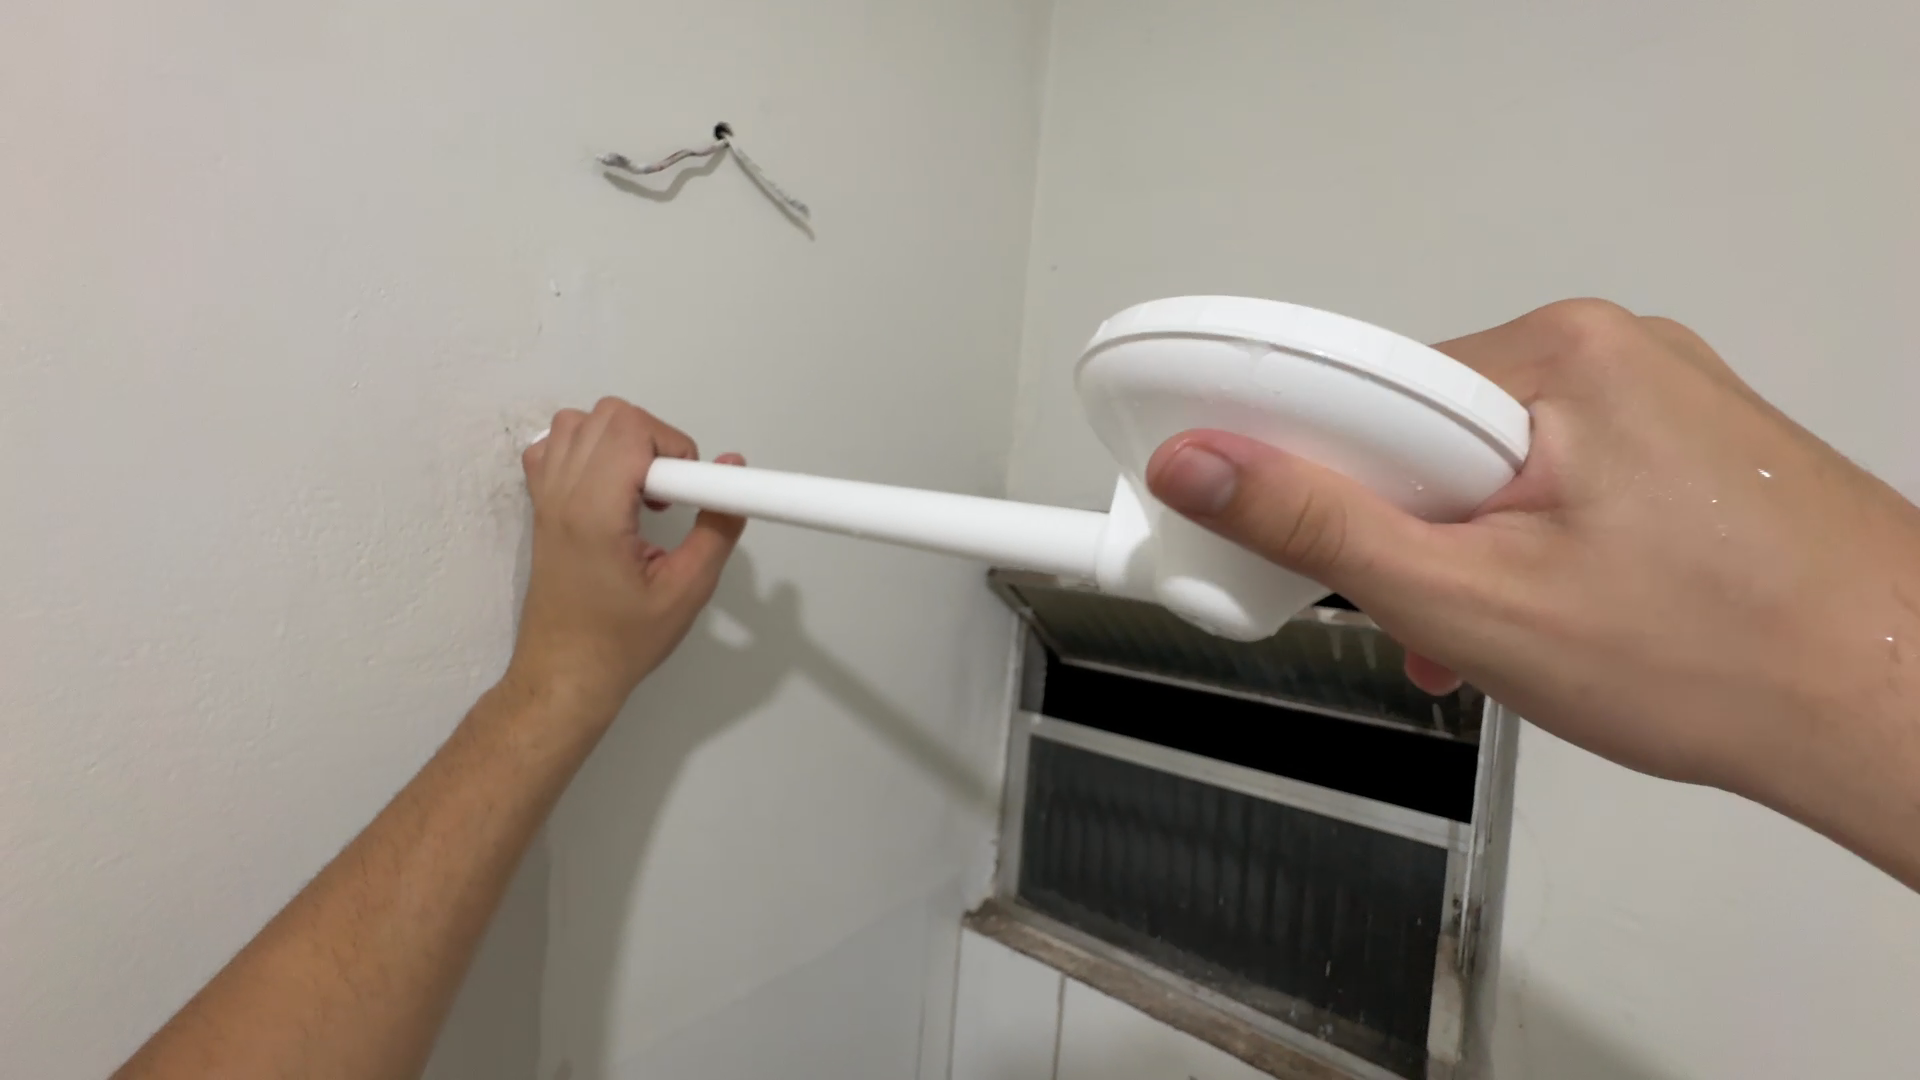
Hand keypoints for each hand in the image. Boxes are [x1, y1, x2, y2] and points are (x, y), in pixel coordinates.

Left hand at [505, 398, 744, 721]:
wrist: (566, 673)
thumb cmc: (625, 639)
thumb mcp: (690, 588)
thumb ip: (718, 527)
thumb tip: (734, 471)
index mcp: (596, 513)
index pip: (630, 429)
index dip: (676, 447)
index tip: (690, 490)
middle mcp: (562, 494)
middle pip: (607, 415)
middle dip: (655, 438)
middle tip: (674, 488)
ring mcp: (544, 498)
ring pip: (576, 422)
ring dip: (621, 439)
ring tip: (645, 487)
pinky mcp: (540, 507)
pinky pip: (553, 447)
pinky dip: (587, 449)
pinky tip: (612, 486)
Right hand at [1146, 300, 1919, 880]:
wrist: (1908, 720)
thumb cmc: (1708, 661)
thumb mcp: (1458, 599)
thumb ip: (1312, 525)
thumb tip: (1195, 466)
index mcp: (1552, 356)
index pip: (1365, 392)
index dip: (1318, 474)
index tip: (1320, 546)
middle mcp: (1596, 353)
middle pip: (1411, 429)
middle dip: (1390, 524)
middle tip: (1417, 601)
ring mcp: (1634, 395)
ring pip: (1461, 461)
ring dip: (1440, 541)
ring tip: (1475, 620)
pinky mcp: (1653, 441)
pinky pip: (1521, 474)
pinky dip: (1494, 538)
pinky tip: (1518, 603)